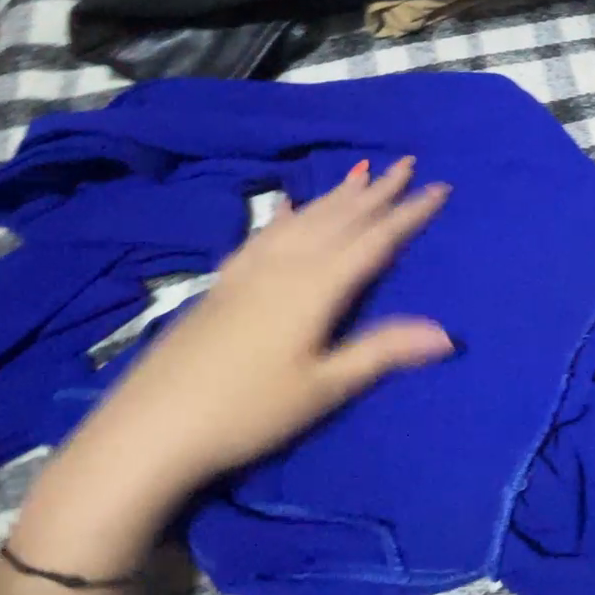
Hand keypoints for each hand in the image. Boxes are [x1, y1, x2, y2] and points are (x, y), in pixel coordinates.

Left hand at [63, 157, 454, 493]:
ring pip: (305, 219)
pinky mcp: (223, 285)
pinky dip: (285, 214)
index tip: (441, 186)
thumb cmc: (246, 412)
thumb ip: (383, 351)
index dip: (410, 213)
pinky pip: (264, 234)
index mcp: (317, 286)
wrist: (145, 433)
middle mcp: (286, 266)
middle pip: (341, 218)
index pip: (376, 240)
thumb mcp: (324, 388)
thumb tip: (449, 334)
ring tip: (362, 171)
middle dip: (378, 190)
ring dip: (338, 195)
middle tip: (407, 162)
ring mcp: (250, 271)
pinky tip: (287, 204)